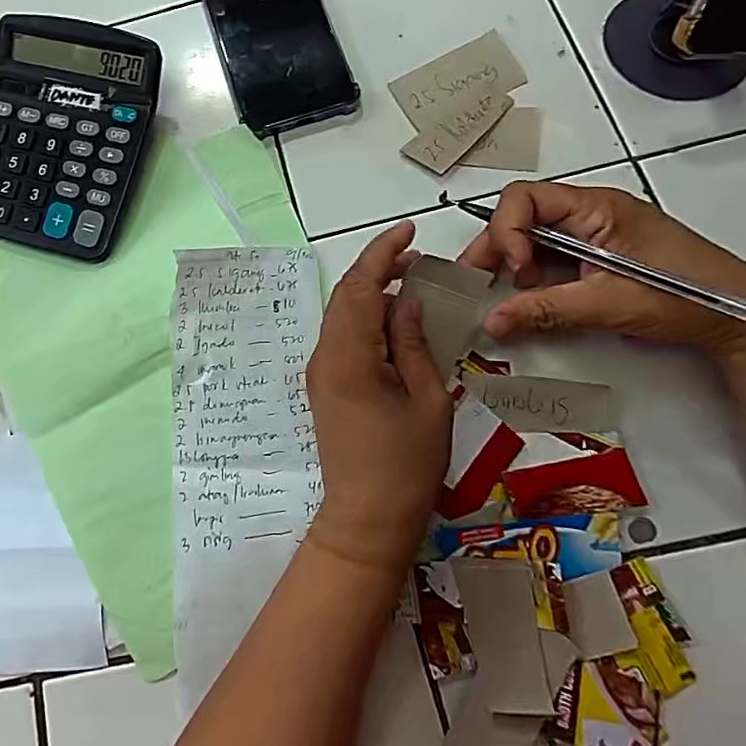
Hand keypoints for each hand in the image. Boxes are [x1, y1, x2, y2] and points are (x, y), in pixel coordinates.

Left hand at [305, 220, 453, 573]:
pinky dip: (365, 324)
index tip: (408, 231)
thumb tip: (407, 303)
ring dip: (371, 299)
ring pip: (341, 319)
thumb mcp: (426, 399)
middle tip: (416, 262)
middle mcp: (323, 358)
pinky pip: (341, 341)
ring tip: (411, 291)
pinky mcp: (323, 387)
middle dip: (376, 272)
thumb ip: (413, 344)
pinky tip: (394, 329)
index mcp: (347, 357)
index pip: (359, 289)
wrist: (366, 514)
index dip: (381, 254)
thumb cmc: (406, 463)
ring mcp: (319, 373)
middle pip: (345, 299)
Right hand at [457, 182, 745, 364]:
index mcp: (599, 209)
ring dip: (507, 263)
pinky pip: (544, 255)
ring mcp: (591, 234)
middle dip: (494, 249)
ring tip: (503, 295)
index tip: (518, 270)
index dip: (507, 231)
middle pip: (518, 216)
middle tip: (480, 285)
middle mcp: (590, 214)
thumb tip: (491, 321)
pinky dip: (526, 276)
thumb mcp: (611, 305)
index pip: (524, 198)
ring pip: (527, 237)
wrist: (743, 323)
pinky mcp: (592, 256)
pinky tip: (526, 297)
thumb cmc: (692, 299)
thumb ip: (545, 310)